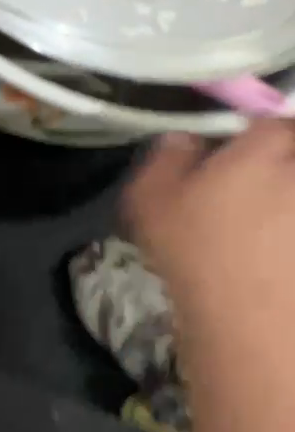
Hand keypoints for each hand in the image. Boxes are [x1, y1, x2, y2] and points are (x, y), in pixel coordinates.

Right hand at [124, 123, 294, 371]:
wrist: (254, 309)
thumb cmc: (192, 245)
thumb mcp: (149, 198)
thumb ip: (165, 158)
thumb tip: (182, 136)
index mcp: (263, 150)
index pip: (270, 122)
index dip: (254, 130)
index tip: (236, 144)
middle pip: (294, 148)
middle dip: (278, 158)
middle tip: (255, 178)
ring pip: (291, 189)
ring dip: (281, 194)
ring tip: (265, 213)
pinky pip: (293, 217)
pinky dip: (285, 224)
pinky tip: (273, 239)